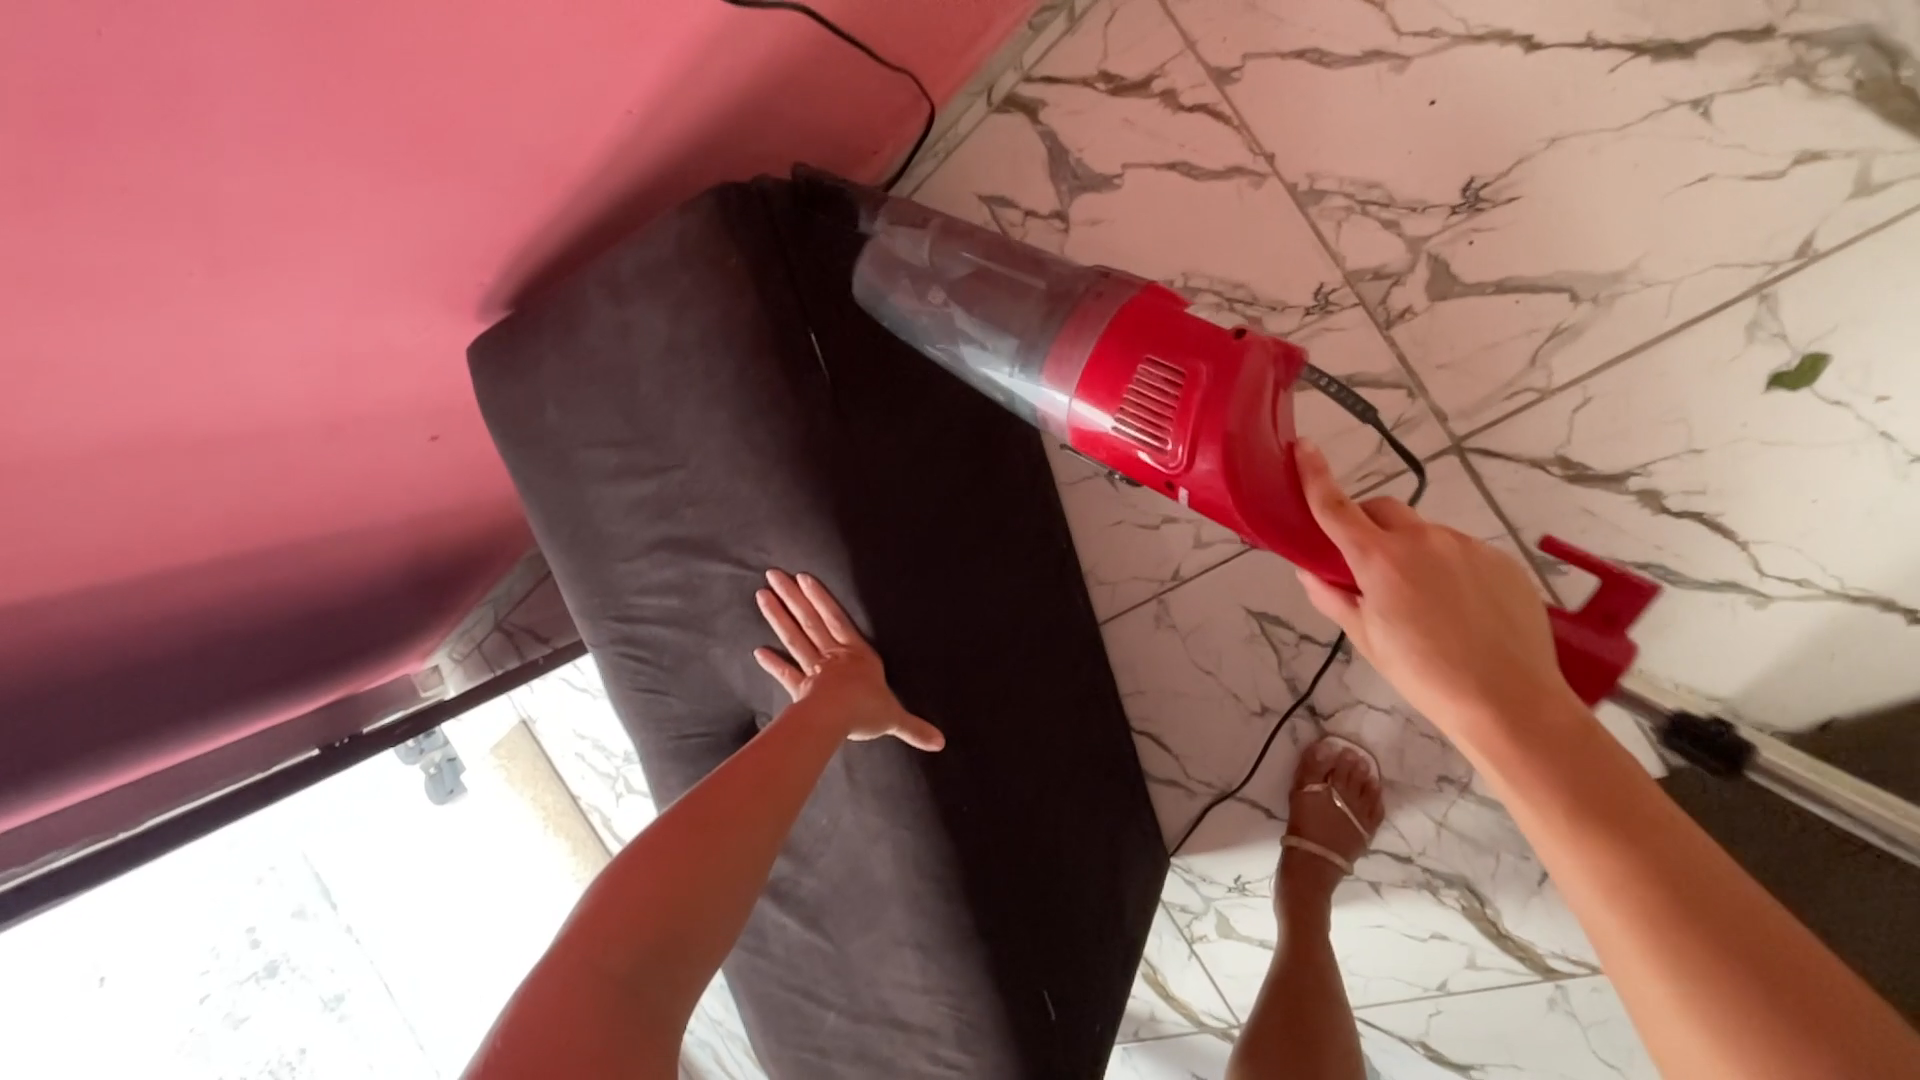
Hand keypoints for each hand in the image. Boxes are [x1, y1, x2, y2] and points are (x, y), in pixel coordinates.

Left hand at [753, 570, 944, 751]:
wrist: (837, 719)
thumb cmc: (867, 710)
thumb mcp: (895, 718)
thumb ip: (914, 728)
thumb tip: (940, 743)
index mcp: (858, 655)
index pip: (837, 619)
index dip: (821, 598)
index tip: (803, 577)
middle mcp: (833, 656)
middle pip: (810, 621)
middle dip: (792, 598)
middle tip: (773, 574)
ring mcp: (814, 670)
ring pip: (794, 638)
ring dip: (778, 618)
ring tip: (761, 596)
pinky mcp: (800, 689)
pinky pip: (786, 673)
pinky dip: (772, 663)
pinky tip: (758, 651)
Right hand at [1291, 440, 1579, 739]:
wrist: (1507, 700)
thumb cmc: (1422, 673)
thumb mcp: (1365, 638)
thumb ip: (1332, 597)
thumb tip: (1309, 571)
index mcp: (1380, 559)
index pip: (1336, 507)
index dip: (1315, 476)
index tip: (1303, 448)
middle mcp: (1423, 540)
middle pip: (1383, 510)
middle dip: (1366, 525)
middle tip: (1364, 565)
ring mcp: (1467, 546)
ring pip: (1423, 533)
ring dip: (1408, 550)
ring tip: (1420, 599)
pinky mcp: (1501, 560)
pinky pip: (1460, 550)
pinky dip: (1446, 566)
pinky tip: (1457, 607)